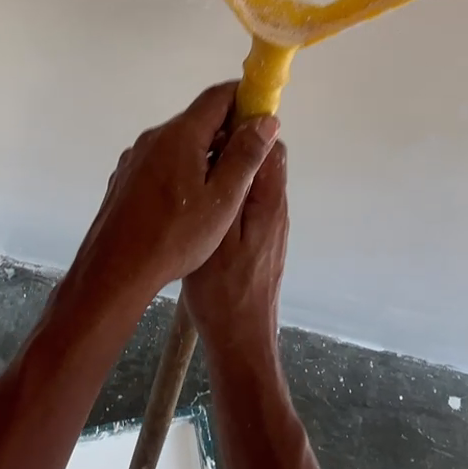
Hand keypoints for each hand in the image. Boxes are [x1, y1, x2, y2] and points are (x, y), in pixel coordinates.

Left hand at [69, 83, 281, 303]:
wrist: (114, 271)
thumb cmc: (174, 237)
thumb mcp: (222, 200)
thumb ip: (245, 156)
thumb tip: (265, 122)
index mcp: (179, 135)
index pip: (217, 97)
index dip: (244, 98)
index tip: (262, 114)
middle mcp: (154, 137)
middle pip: (197, 119)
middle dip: (227, 130)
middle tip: (250, 158)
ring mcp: (135, 156)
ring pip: (179, 142)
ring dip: (204, 152)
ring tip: (222, 187)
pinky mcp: (125, 176)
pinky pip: (161, 160)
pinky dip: (182, 167)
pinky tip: (188, 201)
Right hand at [185, 138, 288, 353]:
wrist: (240, 342)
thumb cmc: (222, 291)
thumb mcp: (218, 235)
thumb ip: (234, 185)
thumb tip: (250, 137)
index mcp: (269, 201)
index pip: (269, 144)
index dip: (245, 127)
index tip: (211, 127)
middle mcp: (275, 207)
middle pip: (260, 159)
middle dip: (231, 147)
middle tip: (194, 155)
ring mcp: (269, 225)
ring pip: (251, 180)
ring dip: (226, 171)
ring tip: (192, 179)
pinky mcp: (260, 240)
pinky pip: (246, 201)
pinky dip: (226, 194)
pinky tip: (199, 207)